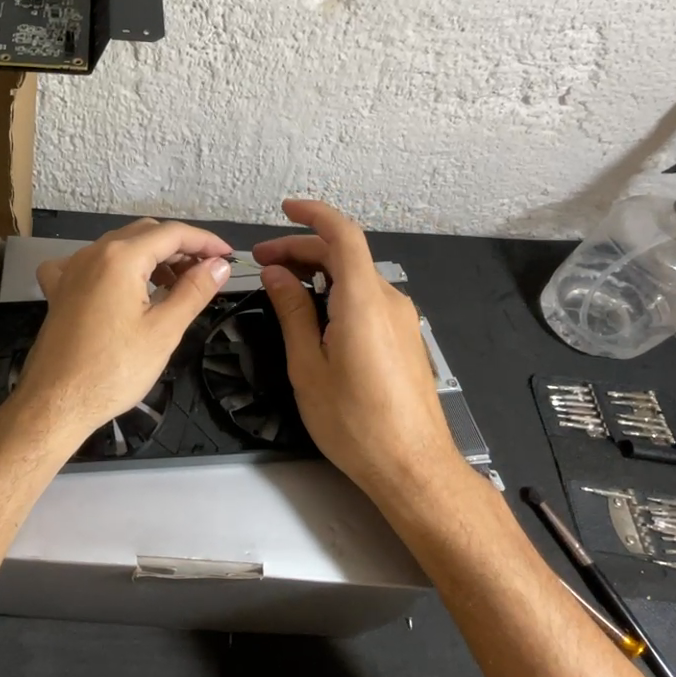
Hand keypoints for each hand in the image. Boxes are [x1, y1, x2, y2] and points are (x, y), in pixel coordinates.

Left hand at [11, 219, 234, 447]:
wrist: (56, 402)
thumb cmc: (113, 370)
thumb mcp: (164, 331)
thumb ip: (194, 291)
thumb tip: (218, 265)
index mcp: (120, 258)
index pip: (172, 233)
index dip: (205, 241)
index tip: (228, 256)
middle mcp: (92, 254)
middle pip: (144, 234)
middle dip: (179, 248)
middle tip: (205, 274)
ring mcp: (70, 270)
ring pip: (117, 247)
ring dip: (149, 257)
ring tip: (174, 285)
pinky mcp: (58, 291)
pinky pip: (86, 265)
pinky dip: (111, 268)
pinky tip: (118, 287)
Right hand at [253, 200, 461, 493]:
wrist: (413, 466)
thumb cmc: (355, 422)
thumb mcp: (308, 367)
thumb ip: (292, 312)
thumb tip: (276, 274)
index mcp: (362, 301)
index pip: (343, 235)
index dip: (313, 214)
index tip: (285, 210)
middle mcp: (388, 300)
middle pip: (345, 254)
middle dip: (302, 249)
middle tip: (262, 262)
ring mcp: (402, 318)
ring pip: (356, 275)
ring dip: (318, 270)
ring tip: (281, 286)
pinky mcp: (405, 336)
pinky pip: (367, 297)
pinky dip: (336, 290)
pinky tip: (312, 311)